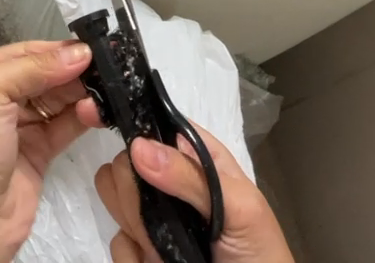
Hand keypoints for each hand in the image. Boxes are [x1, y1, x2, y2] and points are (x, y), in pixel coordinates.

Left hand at [0, 39, 93, 262]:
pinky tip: (95, 113)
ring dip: (78, 94)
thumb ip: (33, 68)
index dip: (55, 49)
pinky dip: (81, 118)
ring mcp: (18, 127)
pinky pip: (63, 127)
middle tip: (103, 70)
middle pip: (43, 74)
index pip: (23, 52)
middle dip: (70, 71)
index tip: (90, 48)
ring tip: (101, 94)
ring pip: (56, 100)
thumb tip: (78, 52)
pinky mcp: (37, 153)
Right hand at [81, 101, 293, 262]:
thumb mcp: (241, 209)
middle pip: (121, 163)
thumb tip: (137, 147)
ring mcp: (151, 217)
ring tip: (166, 250)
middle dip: (136, 194)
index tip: (134, 156)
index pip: (151, 125)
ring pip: (112, 198)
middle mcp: (166, 181)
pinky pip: (117, 244)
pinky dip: (135, 259)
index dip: (137, 133)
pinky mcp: (140, 250)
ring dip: (136, 228)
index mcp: (194, 158)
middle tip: (167, 220)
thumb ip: (191, 176)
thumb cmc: (262, 255)